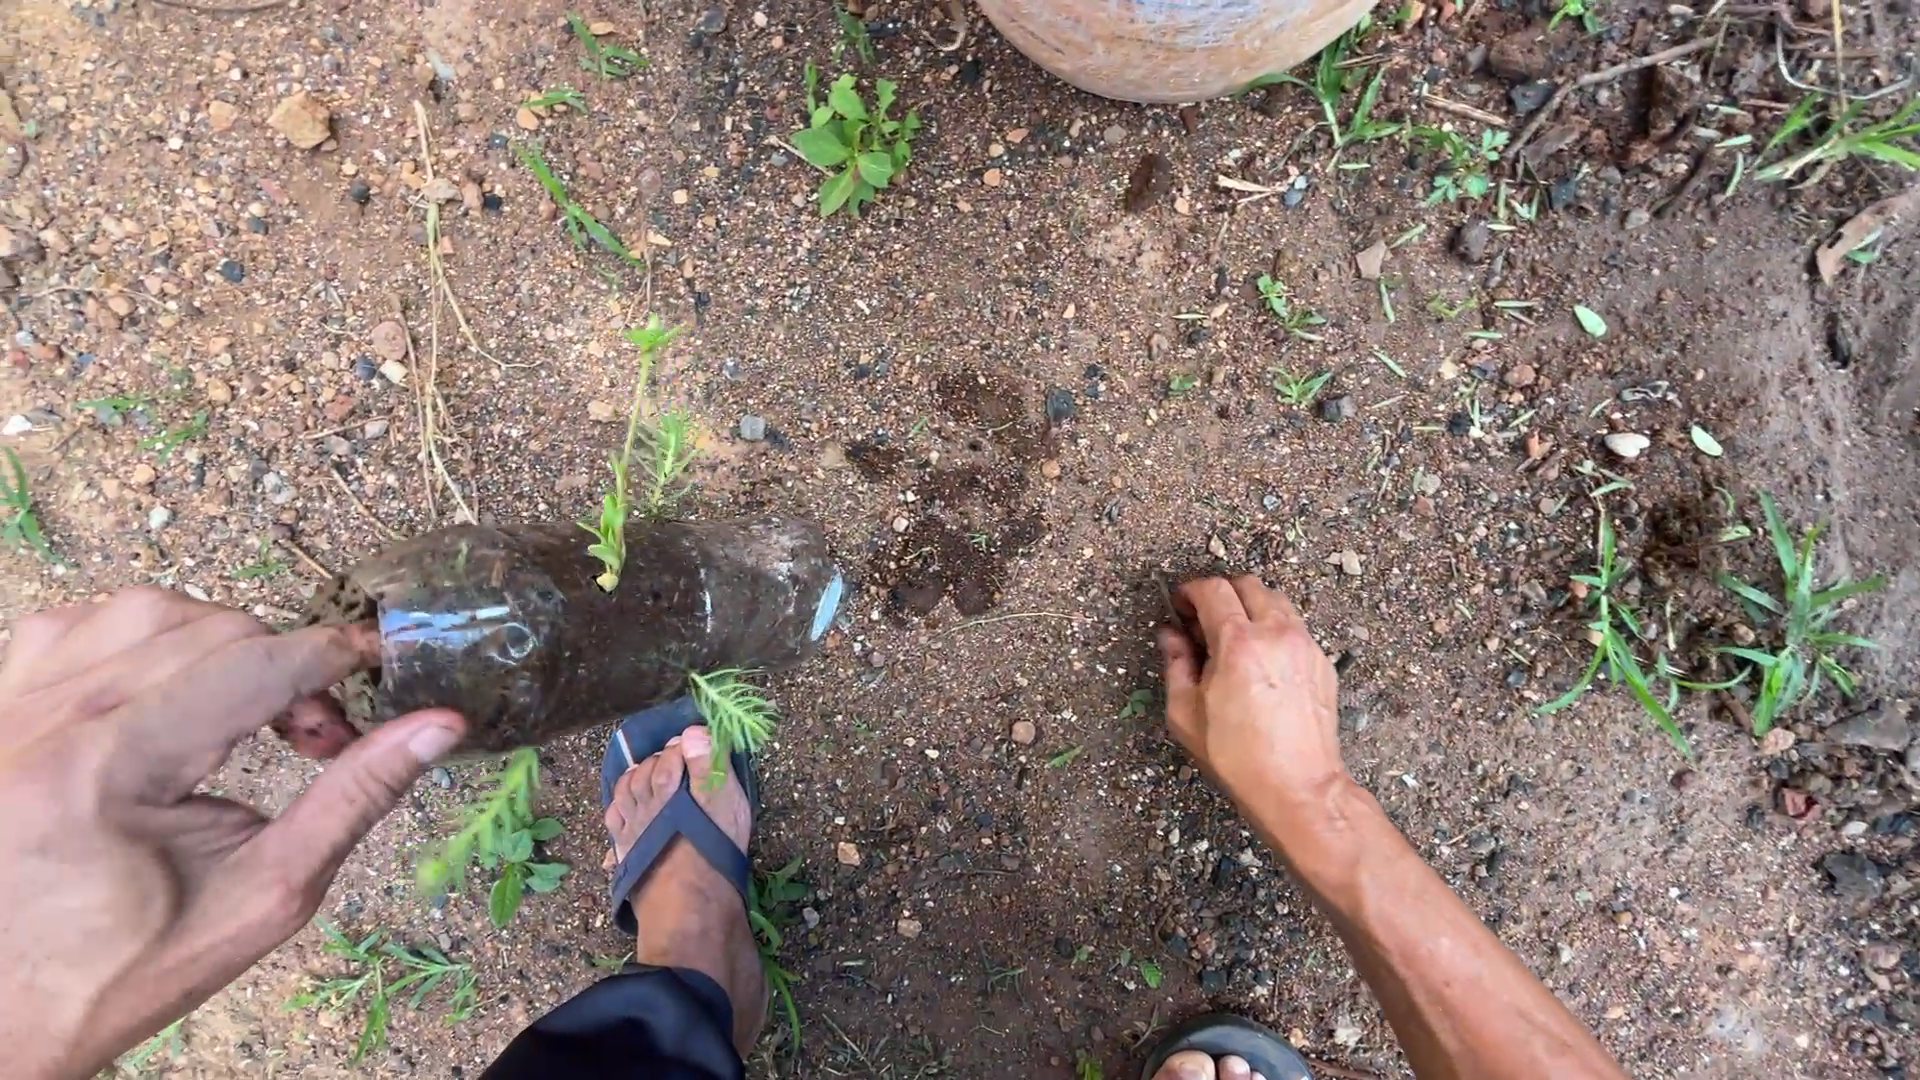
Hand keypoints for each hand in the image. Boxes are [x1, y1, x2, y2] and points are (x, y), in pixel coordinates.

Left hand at [0, 587, 465, 1078]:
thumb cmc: (131, 966)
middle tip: (316, 739)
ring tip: (246, 707)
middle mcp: (41, 723)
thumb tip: (445, 725)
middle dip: (294, 668)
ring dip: (229, 647)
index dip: (342, 653)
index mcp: (107, 772)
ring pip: (153, 612)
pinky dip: (150, 638)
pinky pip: (80, 624)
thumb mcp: (270, 893)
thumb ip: (360, 795)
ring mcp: (0, 709)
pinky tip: (172, 689)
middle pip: (220, 632)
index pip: (260, 663)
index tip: (390, 664)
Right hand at [1157, 576, 1348, 834]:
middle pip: (1247, 584)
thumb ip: (1175, 663)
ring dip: (1249, 607)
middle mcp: (1276, 635)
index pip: (1213, 589)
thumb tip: (1170, 635)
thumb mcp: (1185, 712)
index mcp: (1238, 643)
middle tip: (1202, 619)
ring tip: (1232, 637)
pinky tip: (1258, 659)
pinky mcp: (1322, 662)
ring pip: (1275, 600)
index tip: (1179, 605)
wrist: (1298, 787)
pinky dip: (1272, 628)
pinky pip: (1294, 626)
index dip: (1189, 591)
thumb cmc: (1238, 756)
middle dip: (1220, 594)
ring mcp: (1305, 646)